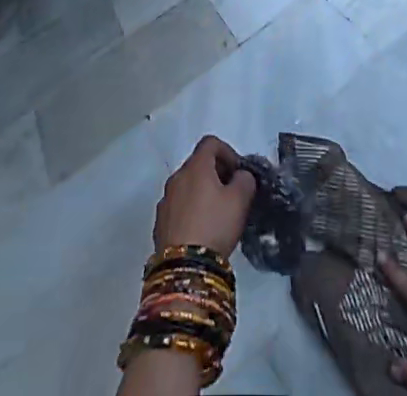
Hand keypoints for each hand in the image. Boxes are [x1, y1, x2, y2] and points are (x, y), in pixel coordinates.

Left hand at [154, 136, 256, 255]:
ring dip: (204, 191)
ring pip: (187, 185)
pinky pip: (179, 204)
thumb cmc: (214, 226)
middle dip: (217, 173)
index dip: (228, 152)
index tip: (239, 173)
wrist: (184, 265)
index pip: (210, 143)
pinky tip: (202, 229)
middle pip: (198, 163)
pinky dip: (192, 208)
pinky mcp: (161, 220)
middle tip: (233, 194)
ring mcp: (166, 198)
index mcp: (195, 167)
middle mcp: (176, 177)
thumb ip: (245, 181)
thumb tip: (240, 175)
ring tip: (219, 214)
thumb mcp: (240, 202)